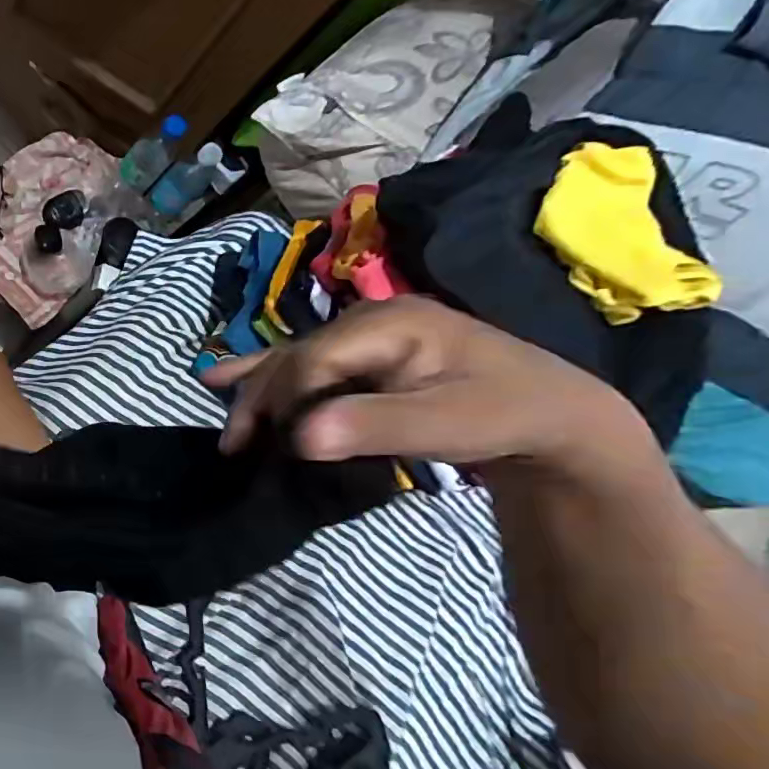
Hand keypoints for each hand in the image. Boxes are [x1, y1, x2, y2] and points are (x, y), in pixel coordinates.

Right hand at [200, 296, 652, 473]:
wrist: (551, 415)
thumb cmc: (504, 415)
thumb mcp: (448, 423)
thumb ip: (374, 425)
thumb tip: (300, 438)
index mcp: (386, 322)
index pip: (310, 361)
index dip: (286, 404)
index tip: (281, 450)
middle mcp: (364, 318)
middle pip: (291, 359)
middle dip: (258, 400)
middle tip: (237, 445)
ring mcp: (359, 334)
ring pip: (288, 361)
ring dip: (255, 393)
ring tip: (226, 423)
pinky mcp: (358, 354)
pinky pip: (299, 363)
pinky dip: (261, 375)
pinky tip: (216, 375)